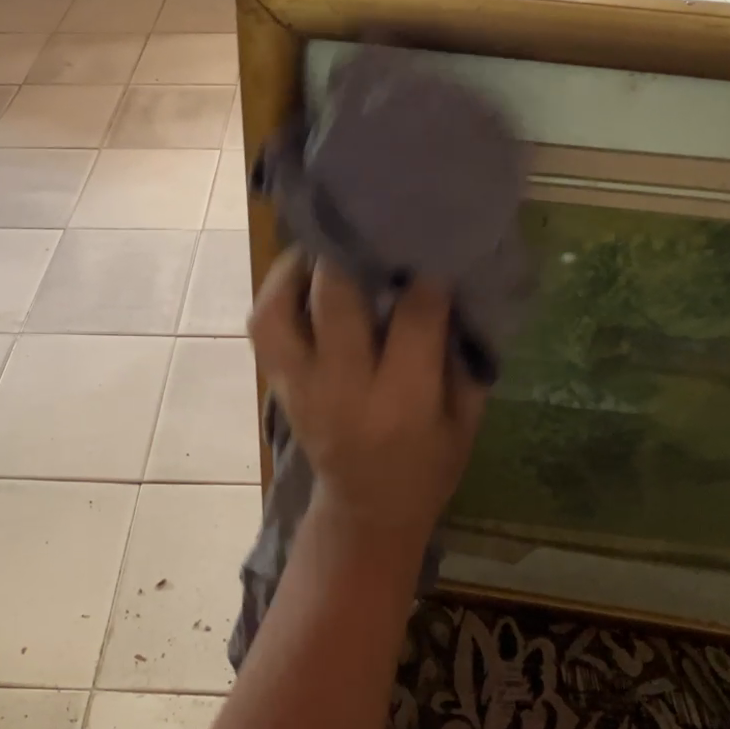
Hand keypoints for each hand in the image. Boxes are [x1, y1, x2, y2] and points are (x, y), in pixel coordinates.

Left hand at [249, 250, 488, 543]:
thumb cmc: (428, 465)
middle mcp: (344, 388)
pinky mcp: (279, 385)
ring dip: (298, 266)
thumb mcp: (465, 419)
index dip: (428, 274)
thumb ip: (462, 356)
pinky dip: (276, 291)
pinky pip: (264, 327)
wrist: (367, 510)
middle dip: (353, 252)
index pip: (413, 318)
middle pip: (335, 301)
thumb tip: (453, 284)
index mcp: (402, 402)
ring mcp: (301, 386)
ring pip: (278, 311)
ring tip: (326, 242)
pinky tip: (303, 272)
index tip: (437, 242)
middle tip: (372, 218)